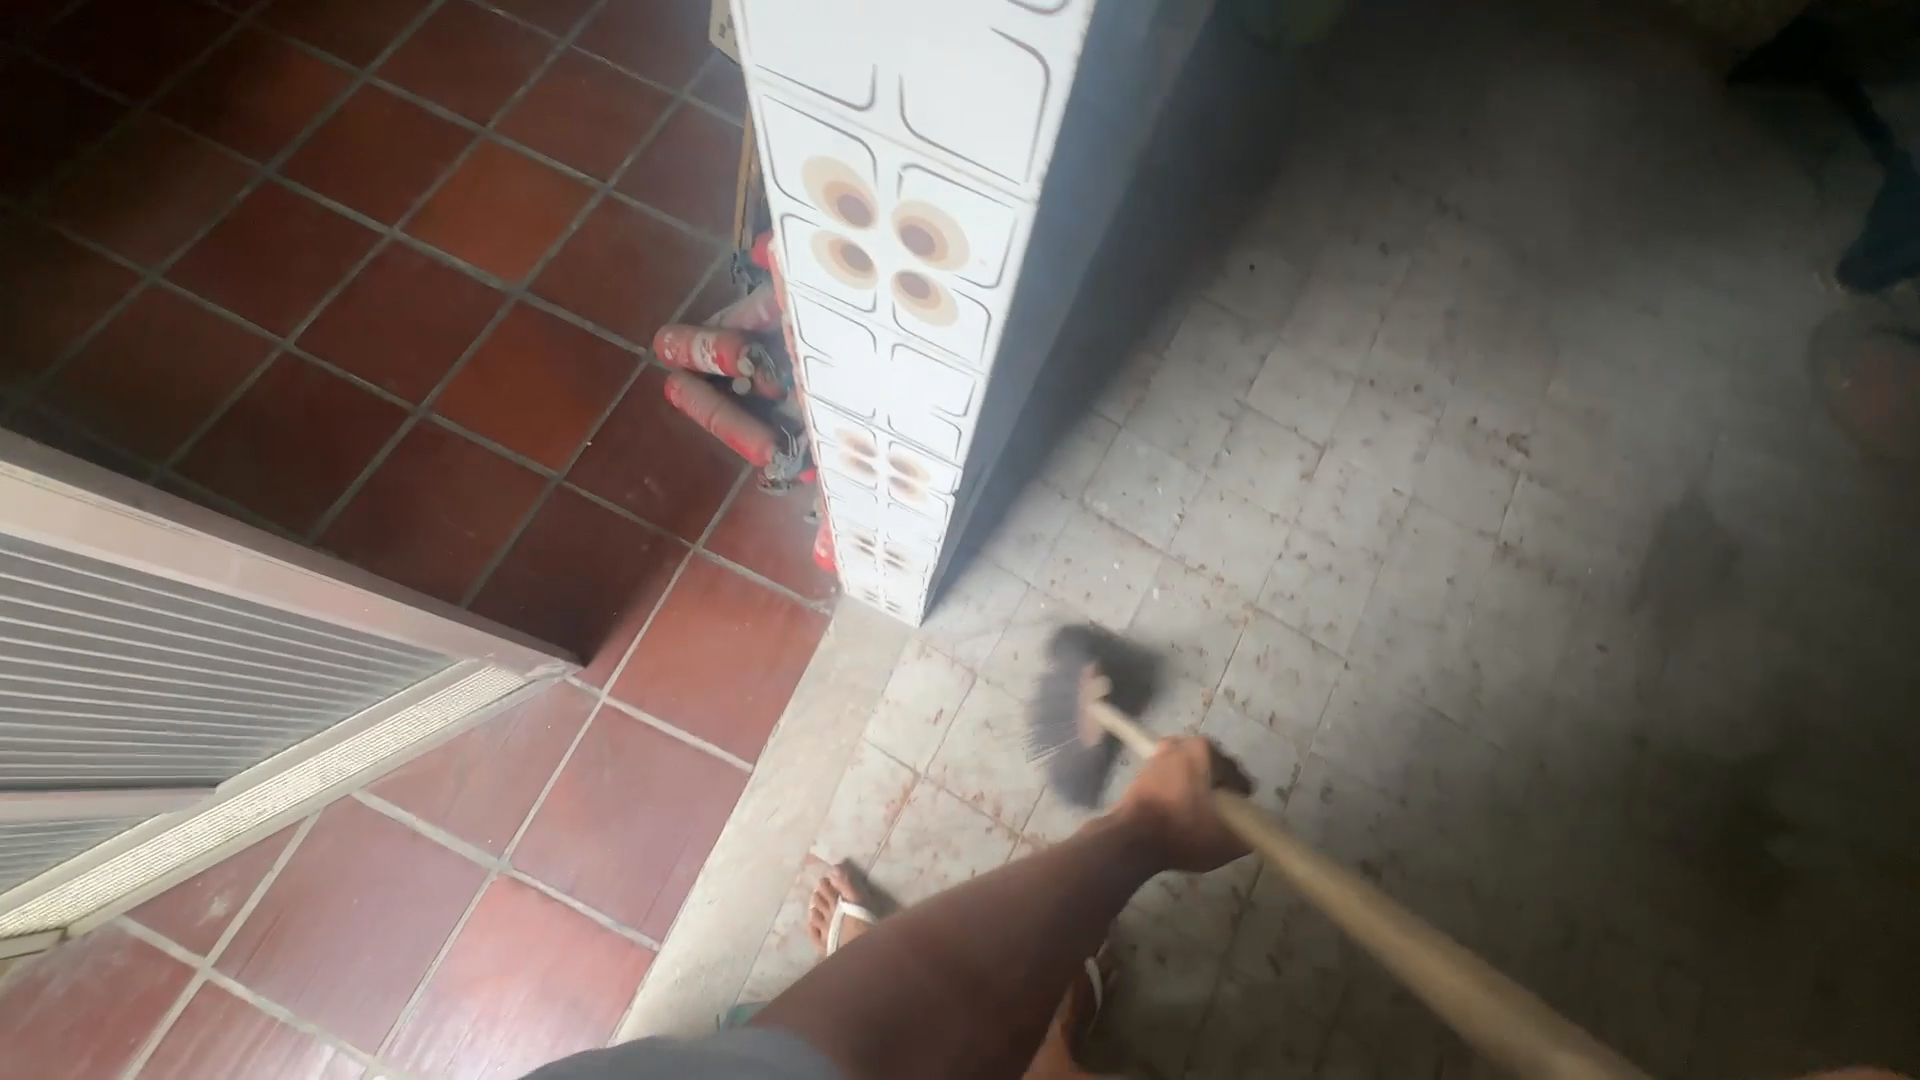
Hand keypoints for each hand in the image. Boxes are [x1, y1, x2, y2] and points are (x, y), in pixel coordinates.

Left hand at [1114, 735, 1251, 872]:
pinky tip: (1179, 815)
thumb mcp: (1232, 840)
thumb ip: (1251, 830)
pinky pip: (1168, 781)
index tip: (1241, 814)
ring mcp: (1156, 757)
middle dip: (1216, 788)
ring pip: (1187, 773)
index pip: (1234, 772)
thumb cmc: (1186, 830)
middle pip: (1209, 768)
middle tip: (1222, 816)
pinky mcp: (1140, 773)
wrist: (1133, 837)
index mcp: (1204, 749)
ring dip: (1195, 790)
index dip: (1240, 795)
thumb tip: (1252, 827)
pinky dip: (1176, 793)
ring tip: (1200, 818)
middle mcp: (1179, 744)